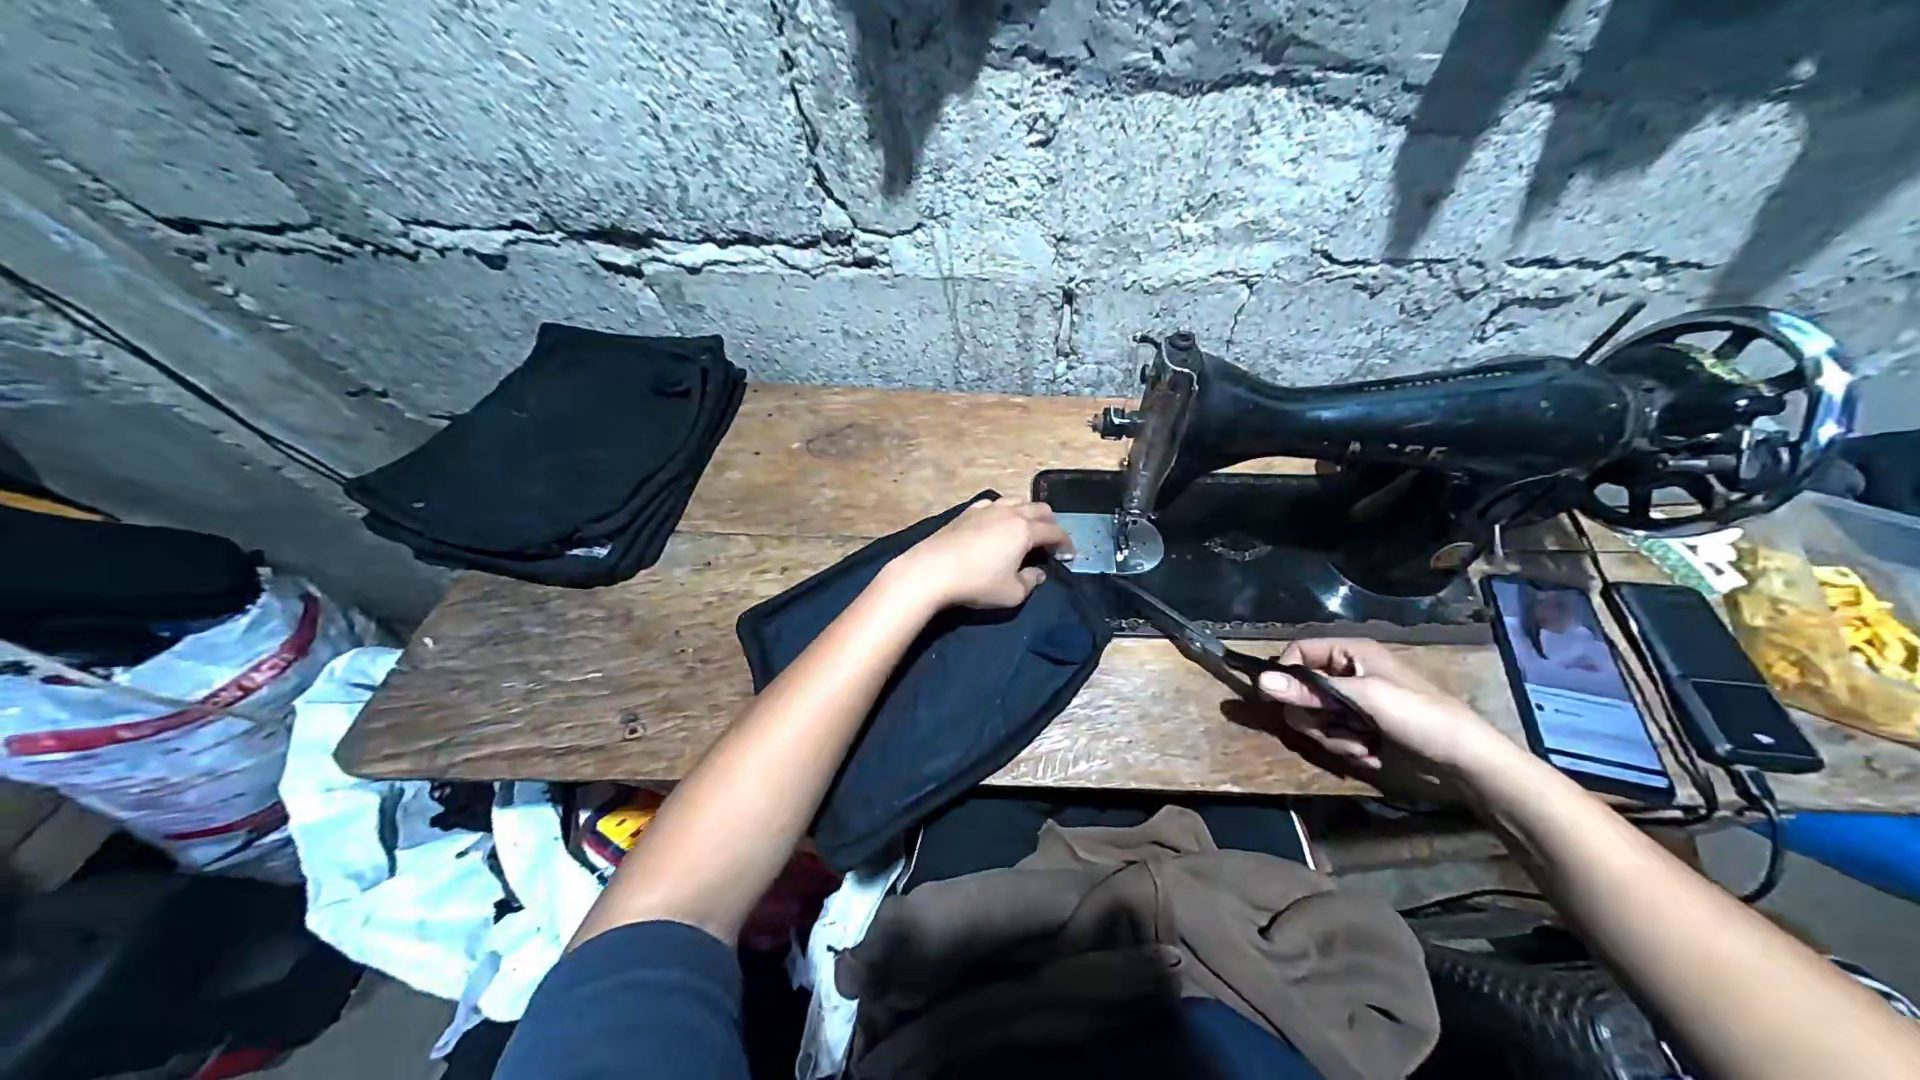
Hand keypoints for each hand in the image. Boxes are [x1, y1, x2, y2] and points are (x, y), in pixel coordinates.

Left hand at [886, 497, 1073, 609]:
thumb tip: (1037, 573)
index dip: (1066, 544)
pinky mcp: (966, 512)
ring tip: (1025, 529)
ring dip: (1027, 513)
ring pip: (1016, 501)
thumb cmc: (976, 584)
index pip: (1055, 531)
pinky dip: (1002, 511)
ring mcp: (986, 509)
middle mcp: (1009, 513)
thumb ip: (1030, 582)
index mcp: (1025, 530)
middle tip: (1050, 541)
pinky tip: (996, 524)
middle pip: (1040, 509)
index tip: (1068, 556)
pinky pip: (993, 504)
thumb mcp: (1011, 593)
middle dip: (1051, 523)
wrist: (931, 570)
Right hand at [1255, 638, 1520, 783]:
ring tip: (1362, 744)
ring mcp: (1350, 705)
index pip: (1297, 652)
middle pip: (1298, 690)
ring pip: (1311, 717)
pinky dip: (1344, 747)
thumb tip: (1260, 681)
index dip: (1285, 674)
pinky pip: (1328, 736)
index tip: (1279, 699)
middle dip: (1314, 715)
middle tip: (1336, 726)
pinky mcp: (1356, 730)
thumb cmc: (1418, 716)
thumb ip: (1310, 690)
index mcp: (1349, 653)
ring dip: (1331, 735)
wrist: (1463, 762)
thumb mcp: (1363, 698)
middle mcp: (1344, 675)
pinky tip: (1369, 753)